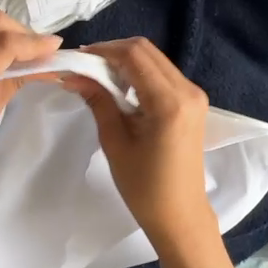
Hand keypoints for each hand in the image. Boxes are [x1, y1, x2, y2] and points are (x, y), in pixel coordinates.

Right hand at [63, 38, 215, 243]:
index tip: (76, 60)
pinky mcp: (192, 102)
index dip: (102, 51)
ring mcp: (194, 95)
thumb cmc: (145, 187)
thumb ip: (98, 100)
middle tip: (85, 68)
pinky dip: (138, 73)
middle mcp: (187, 90)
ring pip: (153, 58)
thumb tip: (73, 75)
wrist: (181, 216)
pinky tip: (119, 89)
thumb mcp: (114, 142)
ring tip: (98, 78)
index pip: (133, 55)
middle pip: (145, 50)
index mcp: (169, 102)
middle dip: (112, 52)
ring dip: (124, 61)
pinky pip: (161, 73)